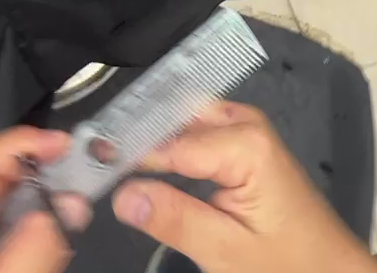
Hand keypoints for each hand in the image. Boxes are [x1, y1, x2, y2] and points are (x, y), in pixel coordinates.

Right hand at [112, 103, 376, 272]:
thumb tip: (120, 195)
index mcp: (243, 142)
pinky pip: (197, 132)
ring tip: (107, 153)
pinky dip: (169, 144)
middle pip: (175, 119)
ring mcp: (244, 128)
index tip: (87, 159)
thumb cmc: (288, 267)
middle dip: (136, 133)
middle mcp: (243, 121)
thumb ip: (173, 219)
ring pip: (183, 121)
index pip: (169, 142)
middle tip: (92, 153)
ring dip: (149, 136)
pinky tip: (142, 158)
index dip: (126, 152)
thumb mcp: (228, 254)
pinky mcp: (243, 142)